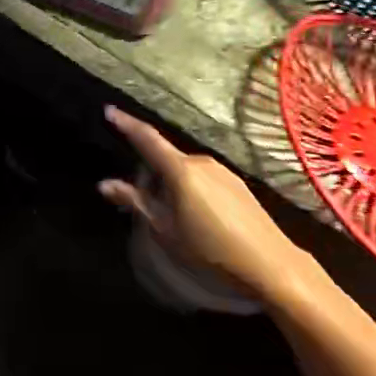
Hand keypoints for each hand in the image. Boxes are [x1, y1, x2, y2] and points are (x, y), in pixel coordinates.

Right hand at [99, 106, 328, 307]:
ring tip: (174, 218)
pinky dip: (192, 190)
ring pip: (185, 171)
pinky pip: (204, 179)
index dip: (127, 124)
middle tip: (145, 204)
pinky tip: (199, 218)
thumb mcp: (164, 229)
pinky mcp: (237, 184)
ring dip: (173, 185)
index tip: (109, 111)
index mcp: (180, 170)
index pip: (147, 139)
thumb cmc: (209, 249)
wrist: (270, 264)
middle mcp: (202, 162)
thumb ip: (135, 202)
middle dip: (152, 175)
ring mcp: (223, 172)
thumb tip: (105, 184)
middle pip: (166, 159)